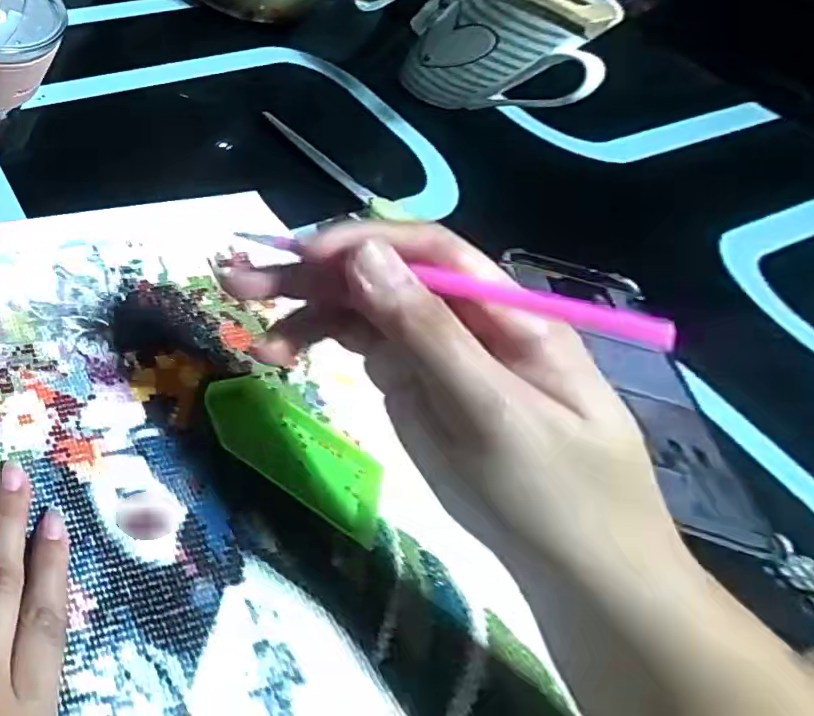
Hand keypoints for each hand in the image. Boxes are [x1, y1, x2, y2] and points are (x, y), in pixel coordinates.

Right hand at [219, 222, 680, 582]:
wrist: (574, 571)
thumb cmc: (554, 491)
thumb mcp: (492, 411)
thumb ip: (426, 329)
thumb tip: (362, 256)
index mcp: (501, 309)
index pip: (426, 249)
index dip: (360, 242)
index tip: (301, 256)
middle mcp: (456, 312)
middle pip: (374, 272)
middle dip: (306, 274)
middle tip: (238, 281)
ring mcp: (425, 341)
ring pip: (351, 304)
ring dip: (296, 308)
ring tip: (248, 325)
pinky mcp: (401, 371)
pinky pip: (346, 339)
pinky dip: (308, 339)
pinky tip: (276, 355)